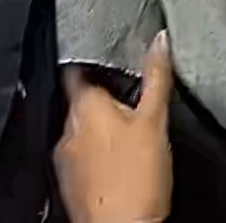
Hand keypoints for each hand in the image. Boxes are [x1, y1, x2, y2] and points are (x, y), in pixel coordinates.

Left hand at [55, 32, 173, 222]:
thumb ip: (156, 76)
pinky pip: (81, 156)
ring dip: (99, 126)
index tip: (102, 54)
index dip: (89, 59)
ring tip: (125, 127)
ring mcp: (65, 161)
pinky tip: (117, 159)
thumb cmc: (136, 178)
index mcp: (84, 106)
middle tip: (127, 94)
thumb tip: (160, 39)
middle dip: (102, 96)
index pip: (75, 70)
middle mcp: (67, 130)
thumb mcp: (155, 119)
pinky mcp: (70, 186)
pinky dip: (96, 152)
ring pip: (81, 129)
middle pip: (81, 100)